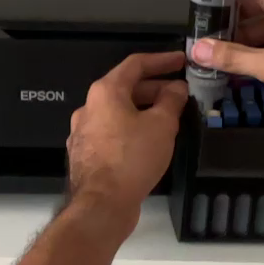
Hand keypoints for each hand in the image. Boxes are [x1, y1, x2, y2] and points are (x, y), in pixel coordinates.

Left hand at [66, 51, 188, 236]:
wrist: (102, 203)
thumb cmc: (132, 158)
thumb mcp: (162, 125)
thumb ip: (172, 101)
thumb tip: (177, 88)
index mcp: (105, 92)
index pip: (135, 64)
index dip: (161, 60)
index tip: (180, 61)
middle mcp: (89, 107)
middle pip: (125, 88)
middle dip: (154, 89)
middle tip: (179, 94)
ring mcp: (83, 132)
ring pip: (117, 112)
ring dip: (143, 110)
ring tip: (168, 118)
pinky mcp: (86, 154)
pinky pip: (111, 133)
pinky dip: (130, 129)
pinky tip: (147, 142)